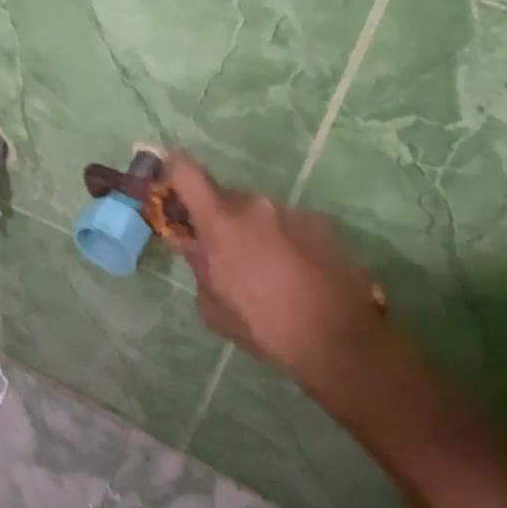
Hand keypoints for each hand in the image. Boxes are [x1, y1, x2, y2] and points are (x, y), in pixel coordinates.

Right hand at [166, 152, 386, 379]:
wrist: (338, 339)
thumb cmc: (265, 327)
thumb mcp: (215, 308)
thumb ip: (199, 267)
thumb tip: (191, 245)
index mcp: (221, 222)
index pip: (187, 173)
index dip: (173, 168)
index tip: (168, 177)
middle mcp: (256, 205)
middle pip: (226, 198)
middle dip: (220, 218)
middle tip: (225, 253)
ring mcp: (293, 211)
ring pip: (261, 213)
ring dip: (256, 232)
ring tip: (269, 273)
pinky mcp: (323, 224)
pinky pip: (291, 225)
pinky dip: (286, 242)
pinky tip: (299, 276)